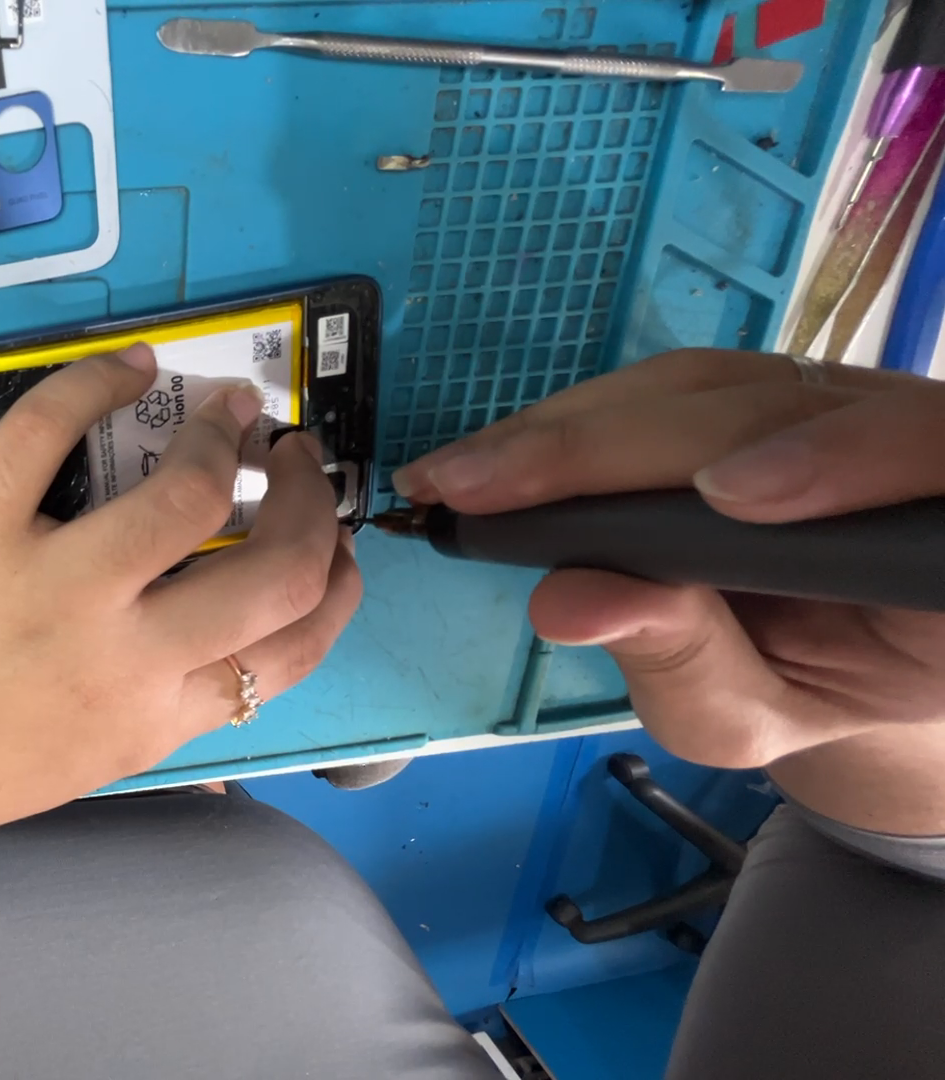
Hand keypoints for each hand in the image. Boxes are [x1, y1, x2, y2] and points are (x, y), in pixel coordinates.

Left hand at [0, 343, 359, 854]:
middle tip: (289, 461)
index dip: (332, 578)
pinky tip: (124, 369)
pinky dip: (97, 380)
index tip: (323, 539)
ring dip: (222, 434)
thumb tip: (211, 674)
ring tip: (223, 410)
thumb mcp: (73, 770)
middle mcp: (124, 655)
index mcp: (152, 719)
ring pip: (186, 488)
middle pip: (278, 565)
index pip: (293, 643)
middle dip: (307, 499)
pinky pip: (51, 427)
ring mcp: (50, 581)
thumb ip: (152, 719)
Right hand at [393, 349, 944, 834]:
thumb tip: (562, 603)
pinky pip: (651, 389)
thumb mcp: (743, 716)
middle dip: (595, 449)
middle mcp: (900, 441)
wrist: (822, 647)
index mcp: (942, 538)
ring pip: (688, 385)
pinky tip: (488, 458)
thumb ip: (681, 664)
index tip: (726, 497)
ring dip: (551, 431)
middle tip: (462, 487)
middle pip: (757, 408)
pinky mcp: (740, 392)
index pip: (936, 459)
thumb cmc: (797, 690)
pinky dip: (553, 425)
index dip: (846, 456)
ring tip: (451, 476)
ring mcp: (817, 401)